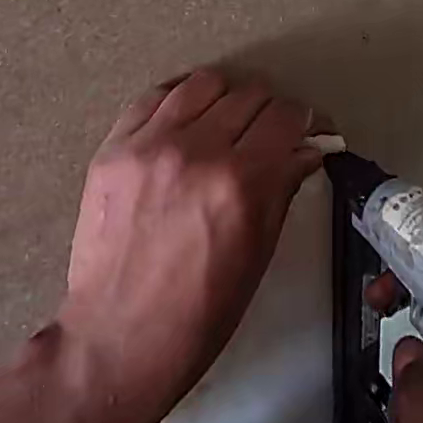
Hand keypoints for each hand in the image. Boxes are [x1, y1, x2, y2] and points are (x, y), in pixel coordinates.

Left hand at [55, 68, 324, 422]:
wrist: (118, 340)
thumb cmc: (203, 309)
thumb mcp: (261, 248)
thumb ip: (285, 185)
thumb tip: (309, 148)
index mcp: (241, 181)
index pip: (288, 116)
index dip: (307, 120)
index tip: (308, 130)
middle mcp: (198, 151)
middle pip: (252, 93)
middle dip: (271, 111)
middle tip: (269, 134)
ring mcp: (150, 146)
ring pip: (206, 82)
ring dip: (227, 98)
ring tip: (227, 123)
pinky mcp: (113, 150)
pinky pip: (154, 96)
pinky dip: (180, 101)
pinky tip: (188, 120)